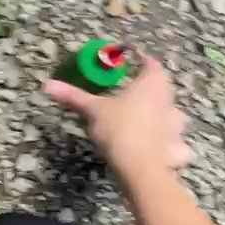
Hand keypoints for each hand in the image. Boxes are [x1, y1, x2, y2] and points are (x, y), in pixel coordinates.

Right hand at [44, 52, 191, 181]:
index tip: (134, 57)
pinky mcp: (178, 150)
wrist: (140, 167)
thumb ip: (73, 96)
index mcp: (151, 86)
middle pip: (165, 89)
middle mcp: (169, 103)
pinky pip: (178, 144)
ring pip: (175, 116)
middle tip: (134, 89)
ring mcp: (177, 128)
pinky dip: (172, 145)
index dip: (143, 59)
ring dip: (165, 115)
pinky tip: (162, 148)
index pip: (152, 65)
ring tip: (149, 118)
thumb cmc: (118, 128)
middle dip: (152, 88)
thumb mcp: (92, 109)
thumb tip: (46, 84)